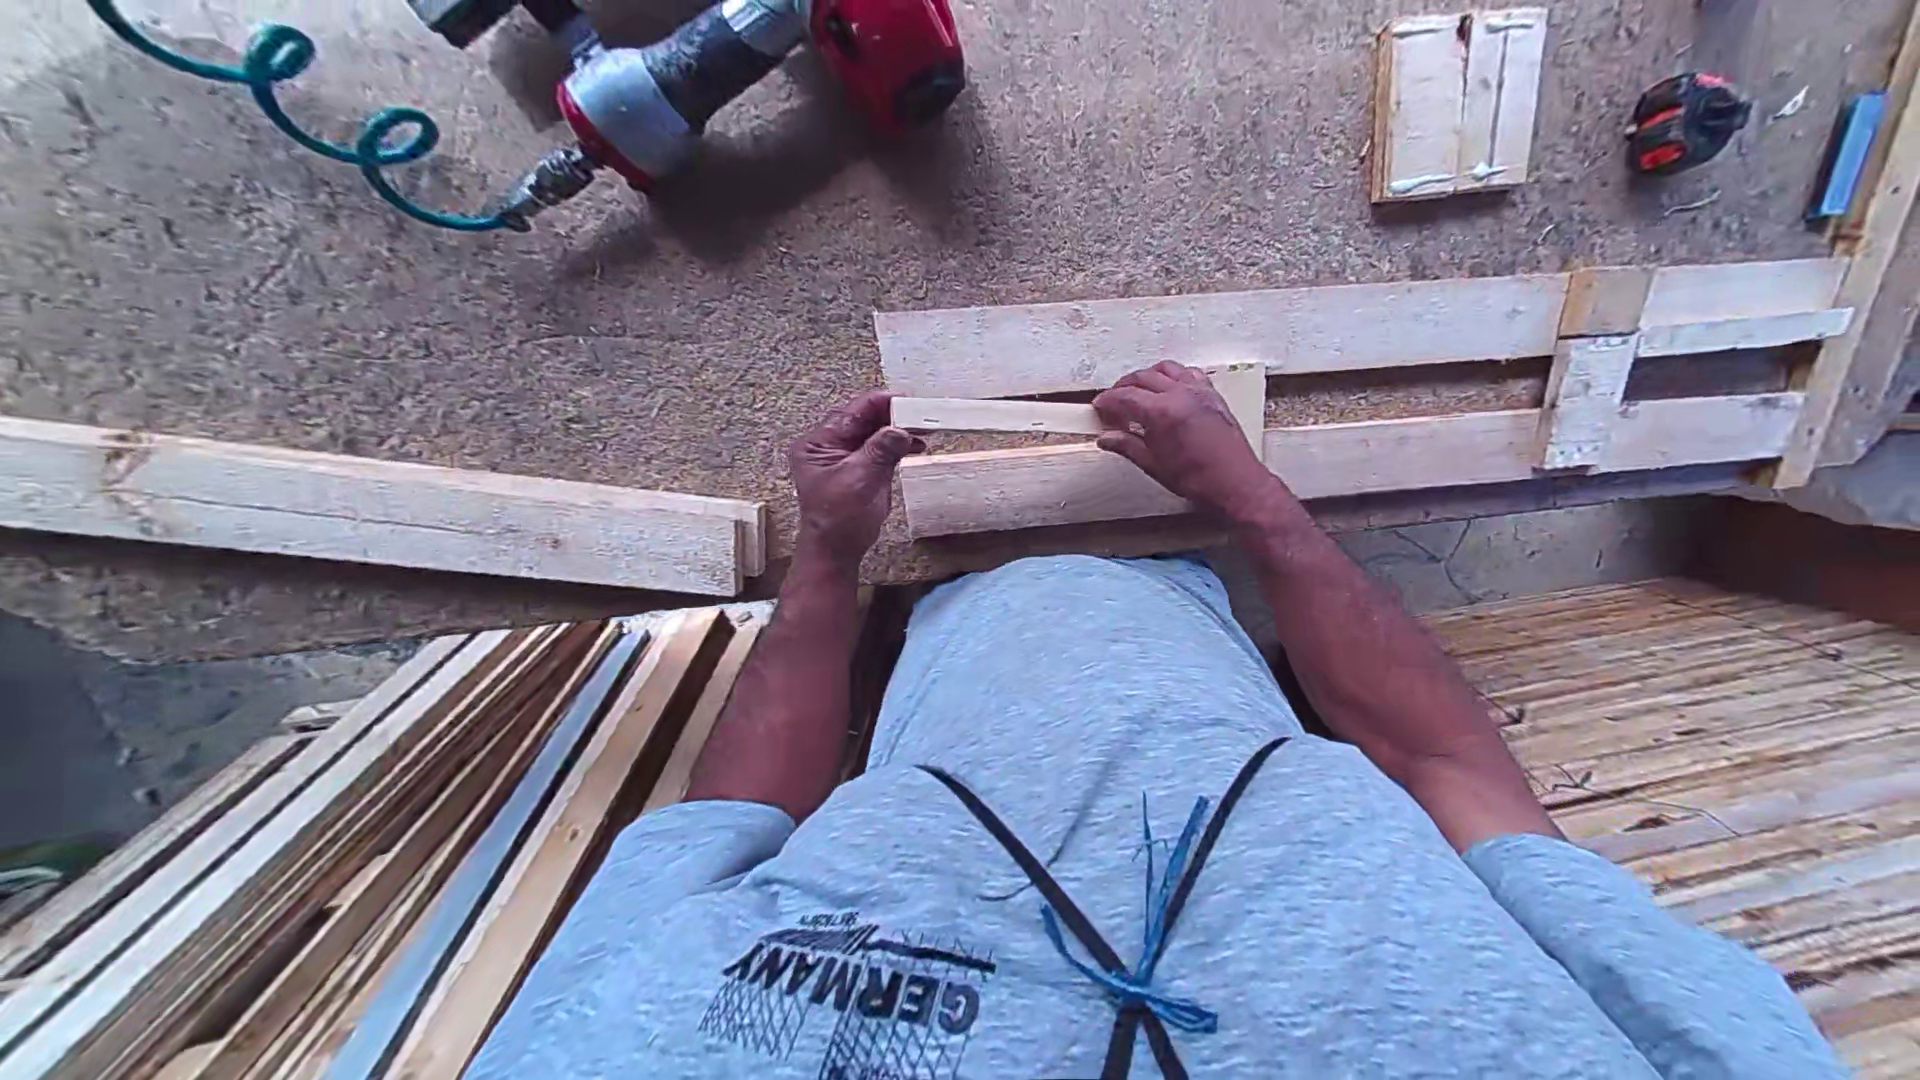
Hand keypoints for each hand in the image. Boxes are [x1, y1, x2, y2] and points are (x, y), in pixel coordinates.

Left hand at [789, 392, 923, 569]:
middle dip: (893, 415)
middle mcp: (831, 445)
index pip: (852, 413)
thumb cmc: (837, 519)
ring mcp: (848, 456)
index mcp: (819, 443)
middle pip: (865, 419)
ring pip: (877, 432)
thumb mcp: (858, 478)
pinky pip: (883, 448)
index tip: (906, 400)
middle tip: (920, 411)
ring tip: (923, 428)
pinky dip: (900, 445)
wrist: (837, 551)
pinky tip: (916, 444)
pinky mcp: (864, 468)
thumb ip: (880, 450)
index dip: (880, 404)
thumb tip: (900, 429)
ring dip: (899, 429)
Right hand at [1092, 361, 1291, 523]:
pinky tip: (1168, 390)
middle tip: (1113, 403)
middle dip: (1123, 387)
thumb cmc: (1199, 478)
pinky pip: (1189, 374)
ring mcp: (1199, 392)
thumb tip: (1107, 439)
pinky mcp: (1213, 396)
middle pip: (1142, 378)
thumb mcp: (1153, 464)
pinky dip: (1173, 376)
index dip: (1108, 401)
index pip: (1125, 396)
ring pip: (1165, 369)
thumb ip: (1127, 446)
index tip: (1100, 406)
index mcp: (1162, 411)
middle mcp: (1181, 395)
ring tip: (1137, 392)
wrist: (1234, 483)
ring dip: (1147, 377)